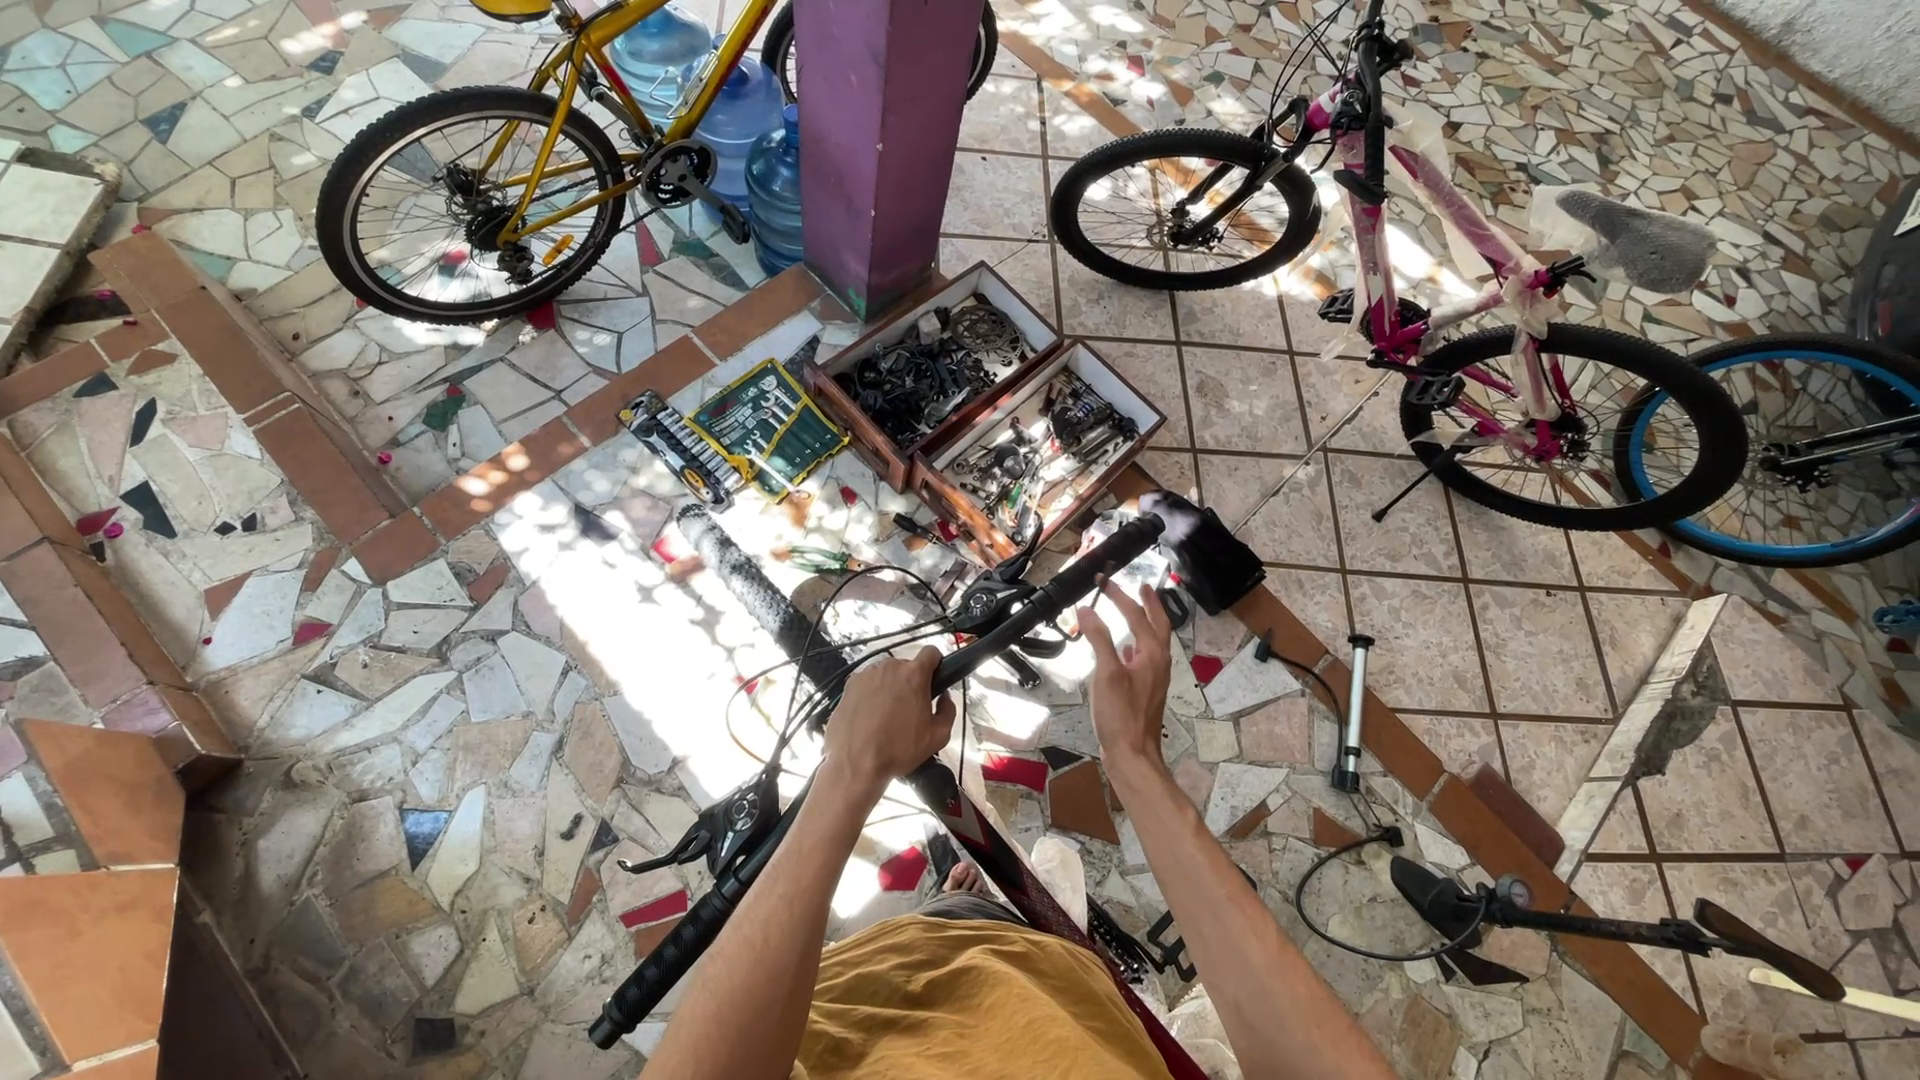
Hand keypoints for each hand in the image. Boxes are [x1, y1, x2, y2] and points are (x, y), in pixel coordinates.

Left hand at [822, 647, 955, 794]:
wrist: (856, 763)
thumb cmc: (896, 750)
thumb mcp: (938, 736)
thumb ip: (948, 710)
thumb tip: (945, 699)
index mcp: (914, 675)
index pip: (931, 652)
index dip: (935, 663)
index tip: (934, 674)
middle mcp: (889, 669)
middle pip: (906, 667)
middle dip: (911, 683)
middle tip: (912, 708)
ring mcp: (866, 675)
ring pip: (886, 676)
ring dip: (890, 689)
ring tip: (889, 717)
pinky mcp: (849, 686)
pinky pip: (867, 684)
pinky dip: (871, 695)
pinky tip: (872, 718)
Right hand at [1078, 581, 1172, 769]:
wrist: (1133, 754)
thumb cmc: (1121, 715)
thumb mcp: (1106, 674)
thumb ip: (1098, 639)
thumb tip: (1087, 610)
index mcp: (1152, 654)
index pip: (1137, 616)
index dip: (1121, 596)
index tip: (1106, 581)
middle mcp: (1158, 663)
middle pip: (1158, 625)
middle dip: (1150, 604)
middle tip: (1143, 586)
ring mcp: (1154, 678)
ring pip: (1154, 641)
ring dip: (1146, 622)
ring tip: (1136, 610)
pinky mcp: (1146, 690)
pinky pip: (1145, 658)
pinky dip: (1137, 645)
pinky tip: (1125, 650)